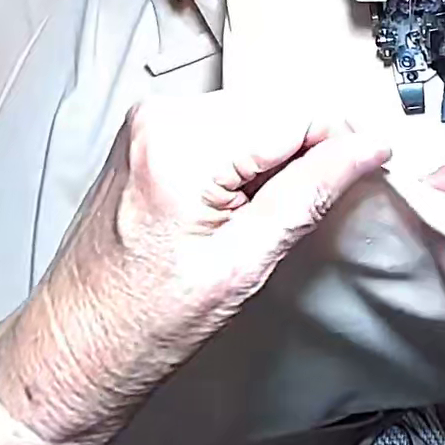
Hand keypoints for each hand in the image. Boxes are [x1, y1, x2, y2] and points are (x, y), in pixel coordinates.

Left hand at [0, 91, 389, 444]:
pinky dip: (248, 143)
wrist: (74, 340)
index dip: (338, 137)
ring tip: (270, 200)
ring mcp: (150, 113)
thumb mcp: (245, 264)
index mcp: (183, 149)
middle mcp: (162, 114)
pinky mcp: (149, 121)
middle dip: (309, 141)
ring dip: (278, 144)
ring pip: (252, 107)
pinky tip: (242, 186)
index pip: (293, 113)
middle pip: (273, 104)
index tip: (370, 161)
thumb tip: (367, 148)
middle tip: (319, 194)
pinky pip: (223, 115)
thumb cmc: (148, 321)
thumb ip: (311, 193)